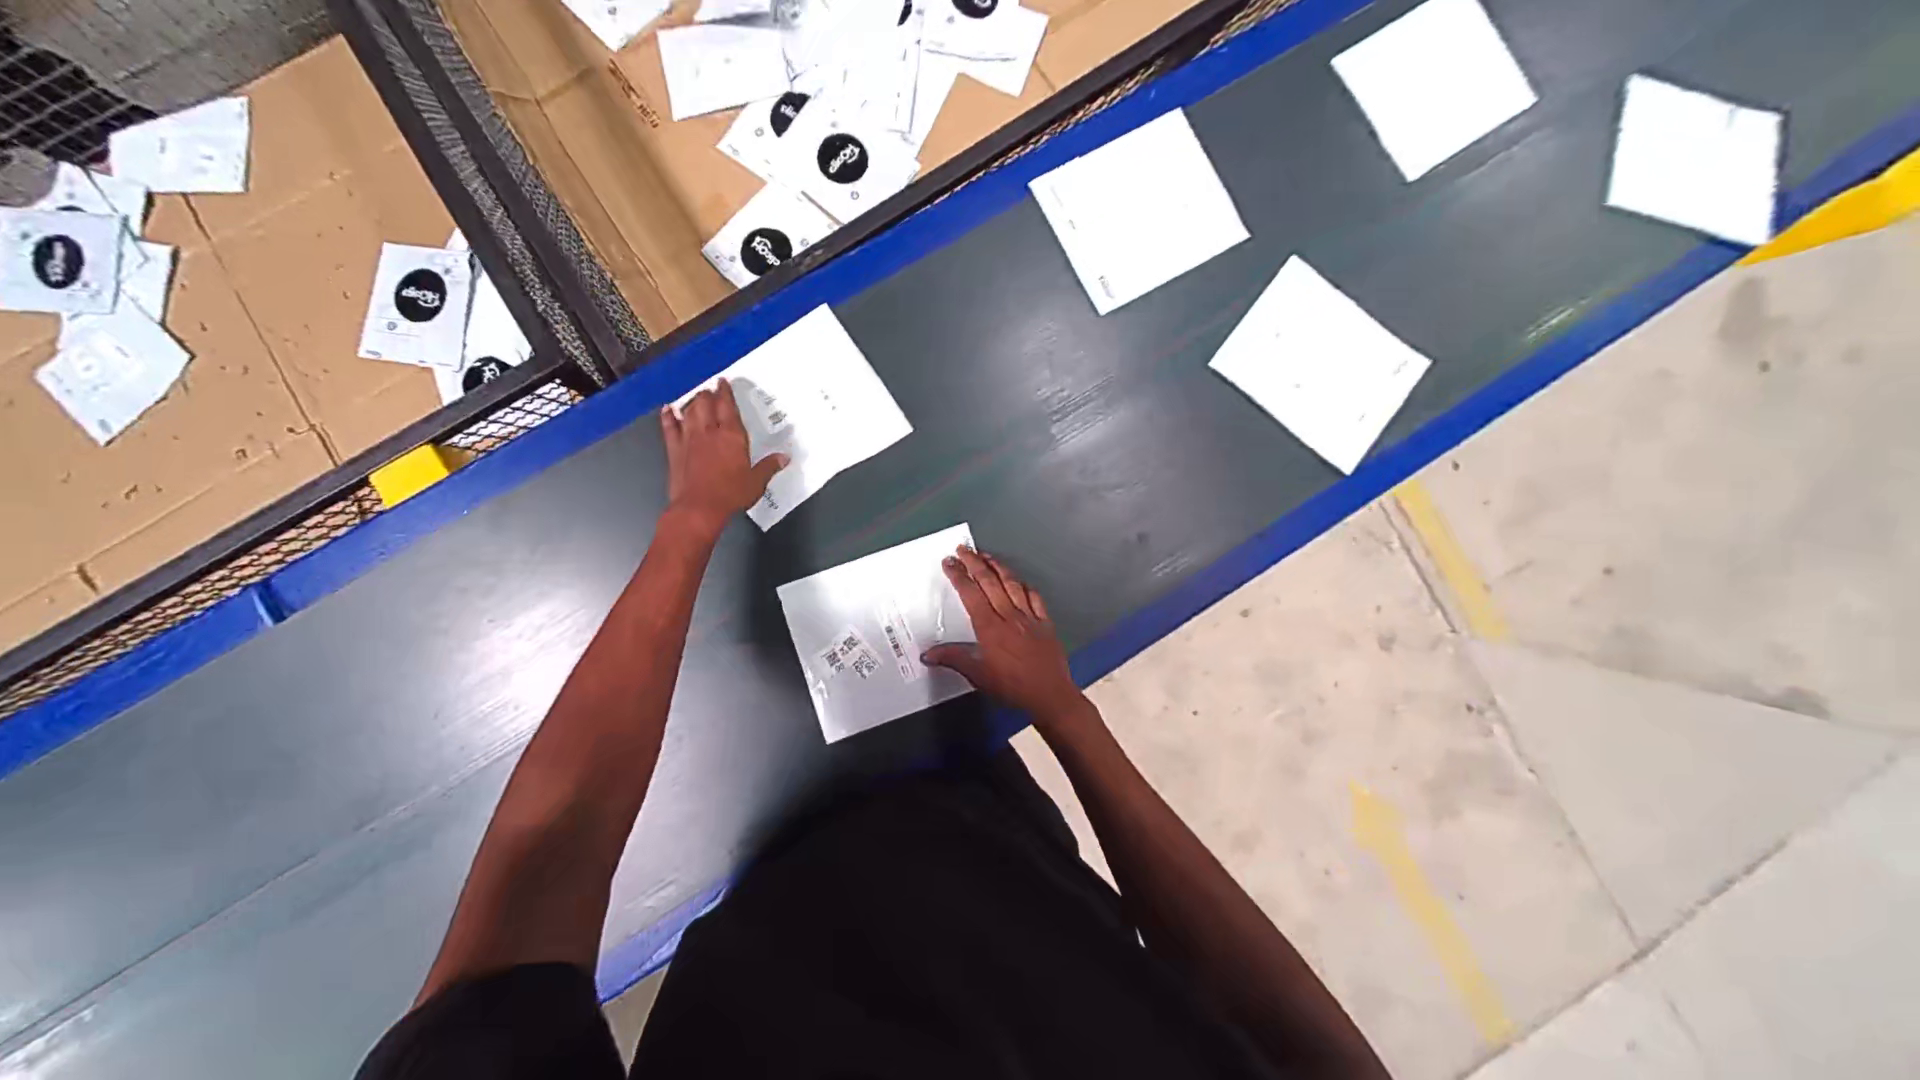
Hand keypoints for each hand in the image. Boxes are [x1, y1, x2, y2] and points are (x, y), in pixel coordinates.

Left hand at [661, 378, 787, 536]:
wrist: (699, 508)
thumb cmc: (730, 494)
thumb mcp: (756, 482)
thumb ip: (769, 467)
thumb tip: (784, 458)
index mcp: (732, 436)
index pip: (728, 406)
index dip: (726, 392)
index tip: (723, 383)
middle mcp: (709, 432)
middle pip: (706, 403)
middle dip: (708, 394)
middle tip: (711, 390)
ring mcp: (689, 439)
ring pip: (689, 411)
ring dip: (692, 402)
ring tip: (696, 397)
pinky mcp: (674, 450)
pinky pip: (669, 427)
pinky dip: (668, 416)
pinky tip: (667, 410)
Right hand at [923, 545, 1087, 721]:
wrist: (1049, 695)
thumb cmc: (1013, 687)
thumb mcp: (978, 675)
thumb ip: (953, 659)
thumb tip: (929, 654)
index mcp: (990, 626)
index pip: (970, 593)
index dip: (958, 575)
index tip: (950, 563)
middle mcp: (1009, 616)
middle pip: (990, 581)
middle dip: (975, 562)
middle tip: (964, 550)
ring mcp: (1029, 617)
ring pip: (1012, 584)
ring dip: (998, 567)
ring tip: (987, 556)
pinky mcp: (1045, 623)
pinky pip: (1034, 597)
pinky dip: (1024, 586)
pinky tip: (1019, 582)